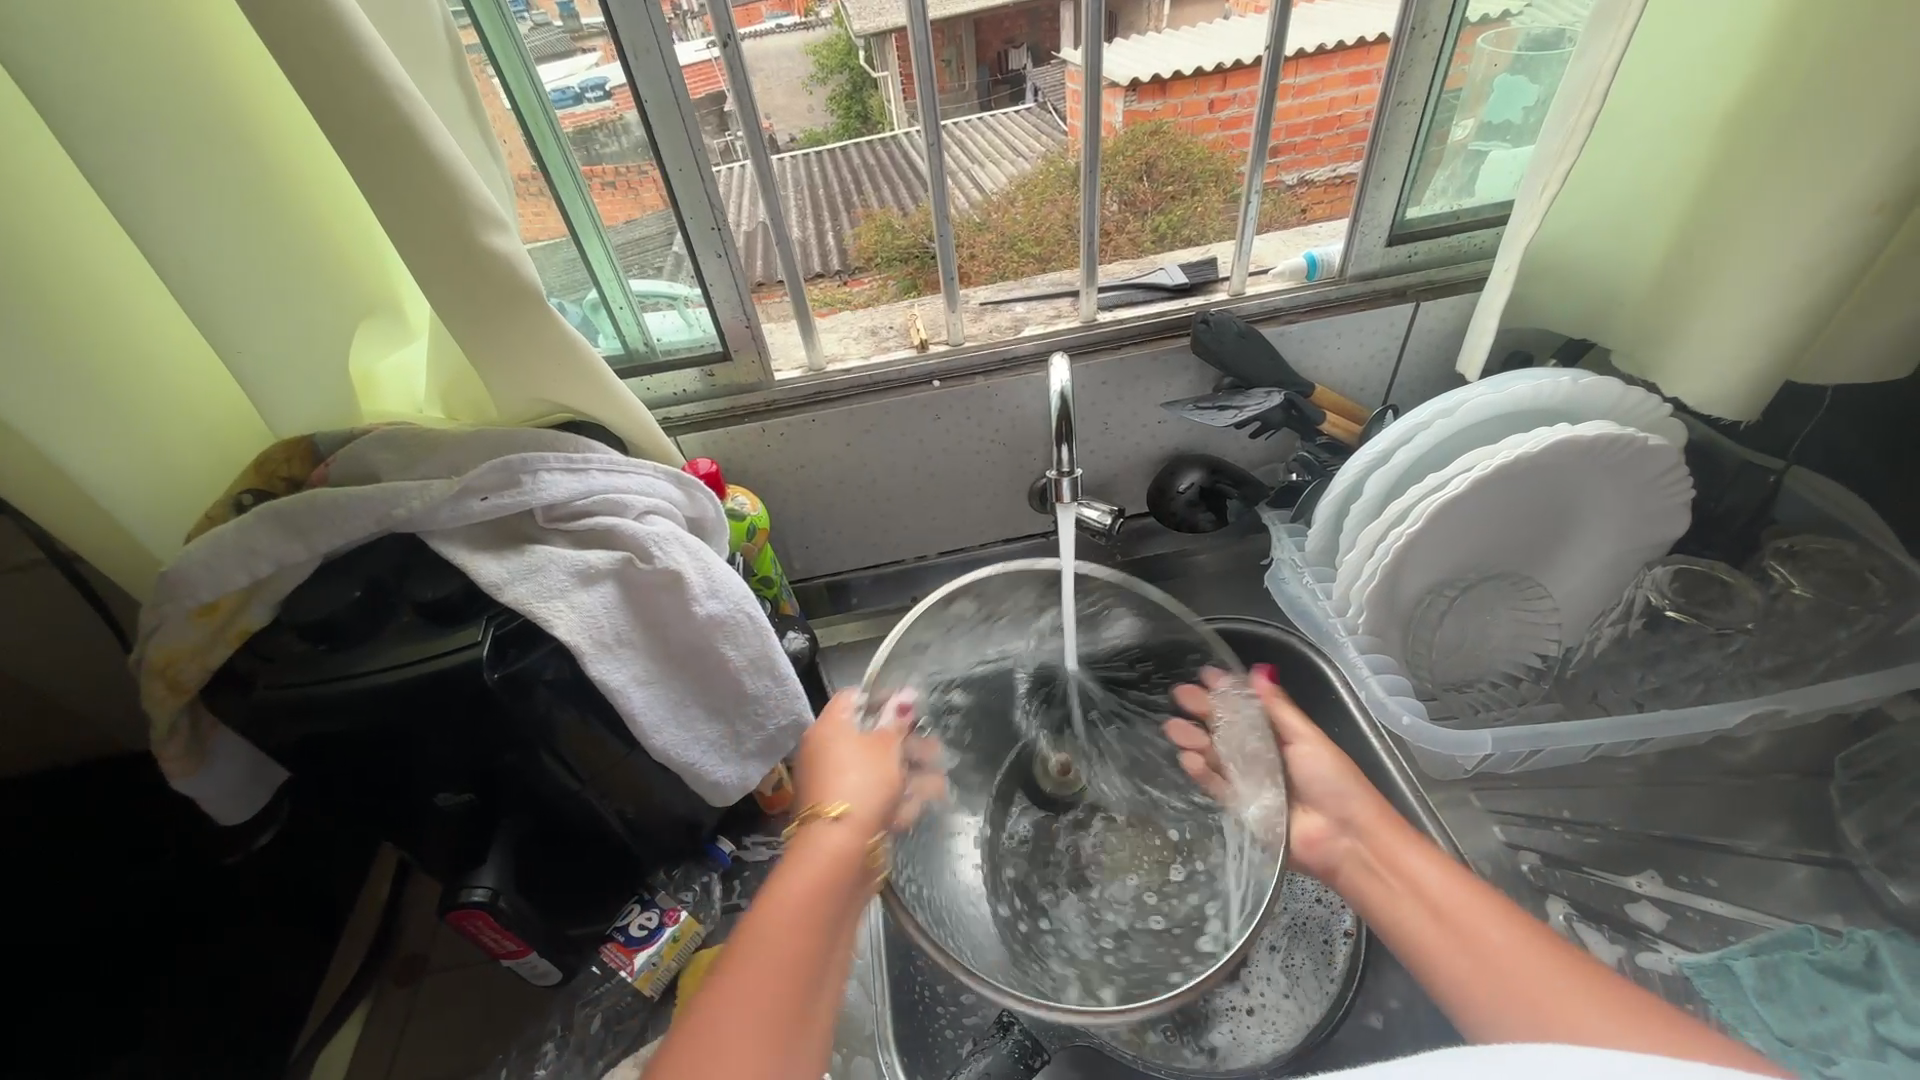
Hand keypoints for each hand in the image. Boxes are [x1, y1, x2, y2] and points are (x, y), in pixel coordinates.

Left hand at [793, 689, 945, 836]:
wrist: (838, 849)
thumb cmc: (862, 782)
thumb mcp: (886, 745)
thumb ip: (897, 719)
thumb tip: (906, 695)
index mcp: (829, 728)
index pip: (854, 699)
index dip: (884, 698)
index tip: (912, 706)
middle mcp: (827, 752)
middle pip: (871, 737)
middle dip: (908, 744)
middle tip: (935, 749)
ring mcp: (836, 784)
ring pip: (878, 770)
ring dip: (912, 774)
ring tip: (941, 783)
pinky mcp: (846, 812)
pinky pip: (874, 795)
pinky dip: (898, 798)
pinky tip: (924, 803)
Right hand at [1163, 664, 1395, 884]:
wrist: (1345, 839)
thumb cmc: (1334, 782)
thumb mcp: (1307, 738)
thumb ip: (1278, 708)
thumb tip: (1258, 670)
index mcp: (1279, 734)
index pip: (1246, 706)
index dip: (1225, 690)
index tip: (1203, 674)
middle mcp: (1260, 754)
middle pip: (1224, 728)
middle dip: (1201, 710)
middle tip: (1179, 695)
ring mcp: (1248, 780)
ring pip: (1213, 754)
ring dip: (1193, 739)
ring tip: (1174, 728)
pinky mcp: (1239, 806)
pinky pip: (1215, 785)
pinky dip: (1199, 772)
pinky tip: (1187, 758)